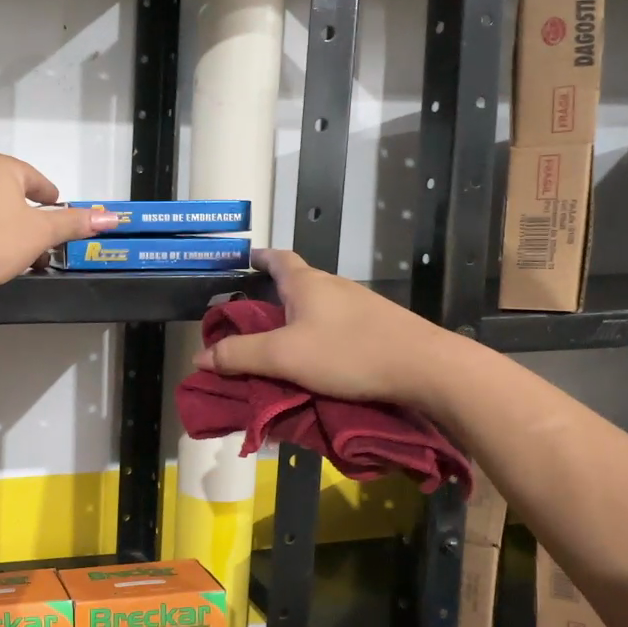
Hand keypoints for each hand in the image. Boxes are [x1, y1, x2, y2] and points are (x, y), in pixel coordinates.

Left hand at [0, 152, 118, 295]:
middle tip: (44, 239)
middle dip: (31, 217)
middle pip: (12, 193)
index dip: (50, 196)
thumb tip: (111, 217)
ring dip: (11, 228)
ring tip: (22, 254)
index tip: (58, 209)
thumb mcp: (41, 233)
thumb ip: (74, 223)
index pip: (35, 179)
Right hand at [195, 249, 457, 405]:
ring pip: (317, 308)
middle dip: (271, 298)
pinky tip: (316, 361)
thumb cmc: (349, 353)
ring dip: (295, 321)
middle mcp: (334, 286)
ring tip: (277, 347)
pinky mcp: (379, 328)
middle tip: (247, 320)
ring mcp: (360, 306)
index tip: (242, 261)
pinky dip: (318, 337)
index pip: (277, 259)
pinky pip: (337, 327)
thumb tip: (200, 356)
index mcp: (307, 283)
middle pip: (296, 285)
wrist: (426, 368)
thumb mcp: (283, 357)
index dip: (257, 258)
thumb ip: (239, 355)